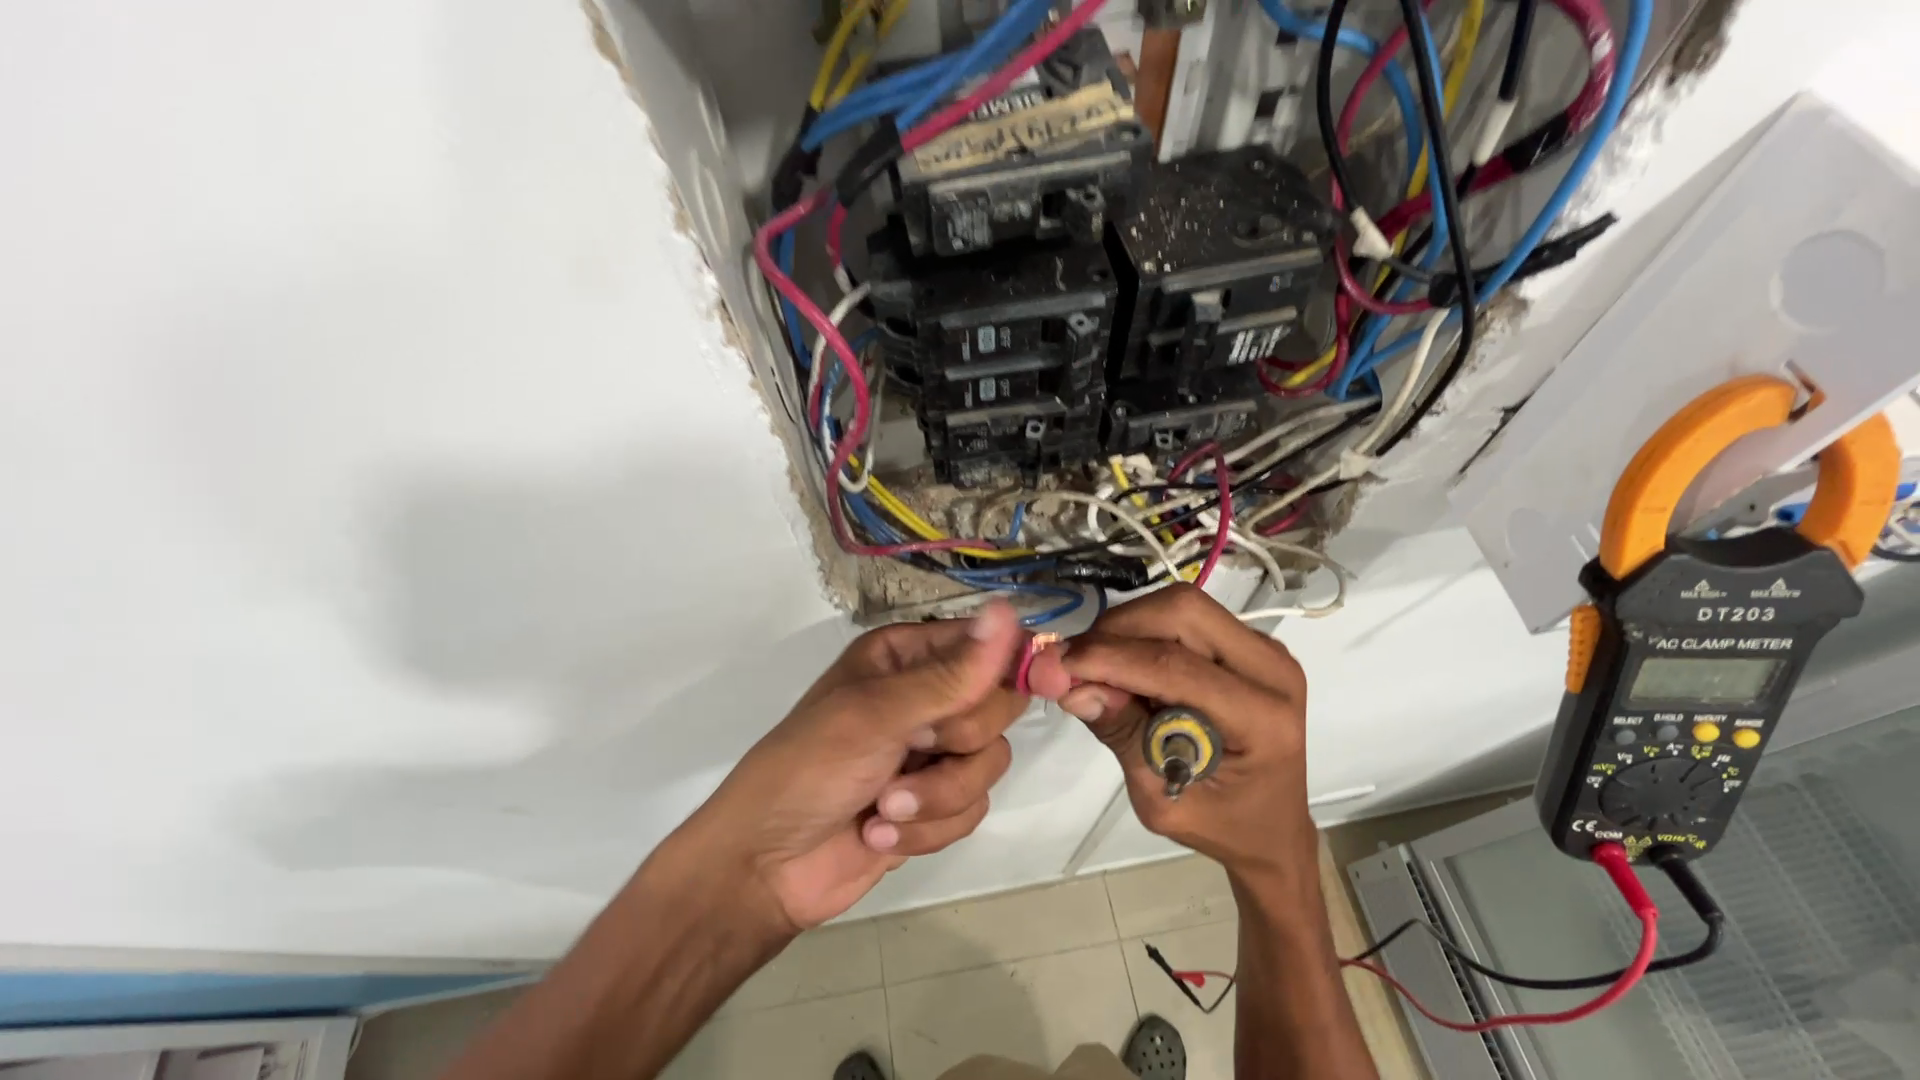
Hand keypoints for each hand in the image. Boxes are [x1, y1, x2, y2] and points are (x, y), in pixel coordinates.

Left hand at [683, 601, 1027, 932]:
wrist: (765, 867)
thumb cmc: (808, 769)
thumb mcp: (876, 716)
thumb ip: (950, 676)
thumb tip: (1008, 611)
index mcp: (905, 657)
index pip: (984, 646)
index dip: (1016, 663)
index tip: (1049, 681)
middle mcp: (924, 698)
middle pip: (998, 708)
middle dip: (956, 744)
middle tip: (913, 751)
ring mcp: (930, 755)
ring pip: (989, 764)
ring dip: (938, 797)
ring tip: (884, 809)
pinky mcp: (934, 807)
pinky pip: (973, 810)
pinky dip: (929, 829)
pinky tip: (880, 834)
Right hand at [1025, 585, 1314, 883]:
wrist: (1272, 827)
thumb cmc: (1222, 826)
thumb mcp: (1162, 801)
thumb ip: (1123, 737)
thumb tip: (1074, 688)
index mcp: (1263, 719)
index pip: (1176, 667)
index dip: (1111, 659)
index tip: (1057, 665)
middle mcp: (1272, 670)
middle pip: (1184, 612)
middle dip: (1118, 630)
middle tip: (1076, 663)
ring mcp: (1263, 650)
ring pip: (1182, 605)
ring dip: (1128, 627)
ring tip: (1097, 666)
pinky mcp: (1247, 643)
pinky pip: (1188, 617)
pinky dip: (1144, 631)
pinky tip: (1124, 665)